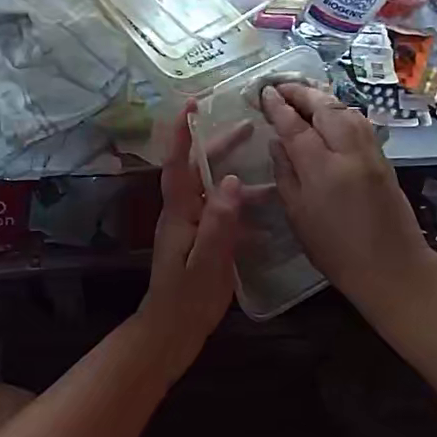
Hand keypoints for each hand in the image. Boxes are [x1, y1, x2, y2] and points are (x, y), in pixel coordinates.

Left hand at [139, 101, 242, 337]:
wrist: (171, 331)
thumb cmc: (187, 299)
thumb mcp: (207, 262)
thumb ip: (218, 222)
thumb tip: (229, 180)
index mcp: (179, 213)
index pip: (177, 164)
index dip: (182, 133)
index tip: (192, 105)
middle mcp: (181, 213)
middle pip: (197, 170)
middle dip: (218, 146)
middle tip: (248, 126)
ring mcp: (190, 227)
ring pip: (211, 190)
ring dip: (234, 175)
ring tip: (264, 164)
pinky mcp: (200, 241)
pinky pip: (220, 212)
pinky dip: (240, 205)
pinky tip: (265, 208)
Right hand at [260, 83, 432, 306]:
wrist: (392, 268)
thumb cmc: (335, 250)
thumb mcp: (297, 214)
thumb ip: (285, 173)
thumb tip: (277, 142)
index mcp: (322, 168)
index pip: (295, 125)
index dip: (277, 106)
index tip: (263, 92)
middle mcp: (349, 152)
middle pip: (325, 108)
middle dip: (301, 92)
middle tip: (280, 86)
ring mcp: (371, 153)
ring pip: (346, 111)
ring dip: (322, 98)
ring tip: (302, 95)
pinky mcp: (383, 159)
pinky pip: (359, 123)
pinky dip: (340, 111)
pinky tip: (329, 114)